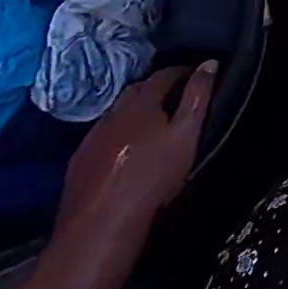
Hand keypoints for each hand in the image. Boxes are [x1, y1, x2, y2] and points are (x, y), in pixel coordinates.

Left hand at [57, 62, 215, 231]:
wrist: (101, 225)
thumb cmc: (154, 175)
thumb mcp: (186, 134)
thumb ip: (198, 96)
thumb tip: (209, 63)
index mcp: (139, 104)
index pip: (162, 75)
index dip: (182, 72)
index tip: (197, 75)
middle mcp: (111, 114)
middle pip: (136, 90)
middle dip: (157, 87)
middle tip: (178, 97)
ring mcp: (91, 138)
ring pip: (116, 113)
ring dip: (135, 110)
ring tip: (153, 122)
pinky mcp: (78, 161)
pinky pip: (102, 135)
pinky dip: (118, 131)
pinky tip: (126, 149)